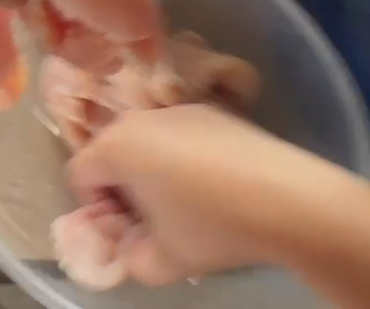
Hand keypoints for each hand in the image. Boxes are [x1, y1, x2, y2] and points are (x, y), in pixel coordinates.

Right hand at [67, 105, 369, 284]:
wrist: (290, 197)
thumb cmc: (214, 225)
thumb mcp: (167, 260)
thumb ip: (131, 258)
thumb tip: (127, 250)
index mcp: (111, 147)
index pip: (79, 175)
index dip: (97, 209)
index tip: (129, 233)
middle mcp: (132, 118)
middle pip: (109, 155)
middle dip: (124, 189)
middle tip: (155, 222)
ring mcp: (170, 110)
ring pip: (144, 143)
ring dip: (152, 172)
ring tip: (188, 204)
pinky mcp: (206, 111)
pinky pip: (176, 135)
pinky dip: (182, 157)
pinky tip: (217, 186)